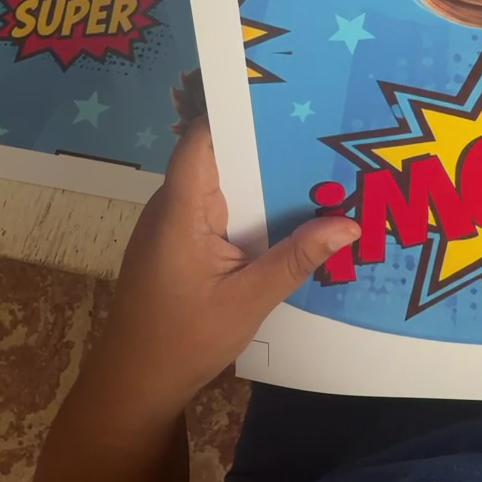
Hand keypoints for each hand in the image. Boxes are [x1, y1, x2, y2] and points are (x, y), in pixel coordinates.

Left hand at [84, 121, 360, 415]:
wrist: (132, 387)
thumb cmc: (183, 342)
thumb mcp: (248, 302)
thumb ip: (296, 260)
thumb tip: (349, 224)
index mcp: (181, 212)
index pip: (201, 141)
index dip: (234, 113)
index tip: (279, 94)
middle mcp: (172, 206)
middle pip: (216, 156)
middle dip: (264, 143)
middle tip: (317, 130)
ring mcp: (172, 223)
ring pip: (219, 181)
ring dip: (259, 176)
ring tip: (313, 162)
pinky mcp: (179, 240)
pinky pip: (216, 206)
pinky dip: (248, 203)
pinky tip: (286, 209)